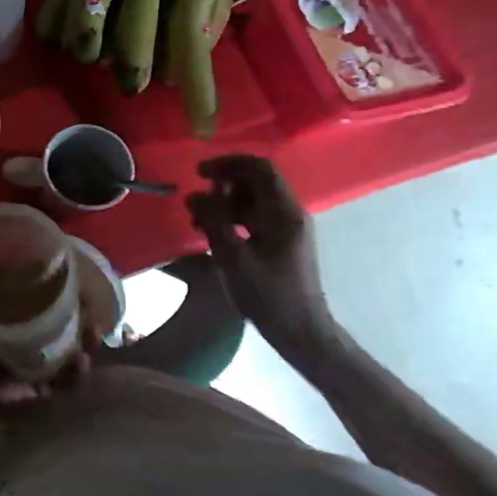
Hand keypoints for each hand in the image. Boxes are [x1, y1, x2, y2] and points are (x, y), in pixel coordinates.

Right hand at [186, 155, 342, 364]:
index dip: (228, 163)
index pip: (259, 167)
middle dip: (222, 184)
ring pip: (252, 198)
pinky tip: (212, 233)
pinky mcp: (280, 241)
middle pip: (255, 181)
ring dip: (224, 202)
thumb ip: (213, 221)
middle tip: (195, 203)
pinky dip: (231, 217)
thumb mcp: (234, 258)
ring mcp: (286, 227)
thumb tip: (195, 195)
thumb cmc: (269, 295)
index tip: (199, 174)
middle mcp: (289, 212)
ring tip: (198, 221)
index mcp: (284, 211)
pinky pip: (254, 216)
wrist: (301, 332)